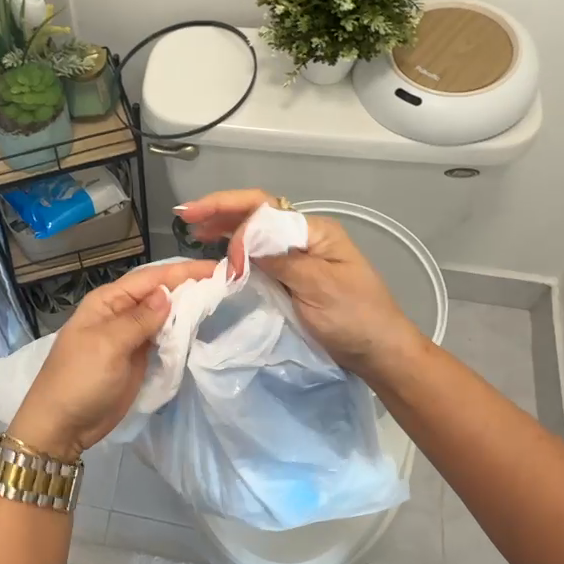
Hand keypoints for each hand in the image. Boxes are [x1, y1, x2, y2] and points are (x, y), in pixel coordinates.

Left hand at [8, 258, 218, 455]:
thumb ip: (139, 319)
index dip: (184, 271)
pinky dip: (181, 333)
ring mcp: (129, 337)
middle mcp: (119, 313)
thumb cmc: (79, 380)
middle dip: (190, 286)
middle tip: (228, 282)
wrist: (62, 425)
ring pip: (163, 315)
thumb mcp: (108, 346)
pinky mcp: (137, 359)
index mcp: (107, 302)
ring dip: (188, 309)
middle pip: (159, 293)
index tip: (219, 267)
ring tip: (221, 300)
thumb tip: (167, 294)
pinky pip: (163, 339)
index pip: (151, 278)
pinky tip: (200, 327)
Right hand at [176, 189, 426, 378]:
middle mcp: (303, 238)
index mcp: (314, 231)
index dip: (232, 217)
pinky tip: (217, 255)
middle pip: (256, 214)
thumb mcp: (319, 287)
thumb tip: (242, 242)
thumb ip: (280, 260)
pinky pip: (259, 257)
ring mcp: (298, 258)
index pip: (265, 209)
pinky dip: (235, 252)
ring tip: (193, 230)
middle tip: (184, 216)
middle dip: (220, 212)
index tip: (211, 240)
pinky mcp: (292, 279)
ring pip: (254, 234)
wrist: (379, 354)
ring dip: (224, 229)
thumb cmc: (356, 318)